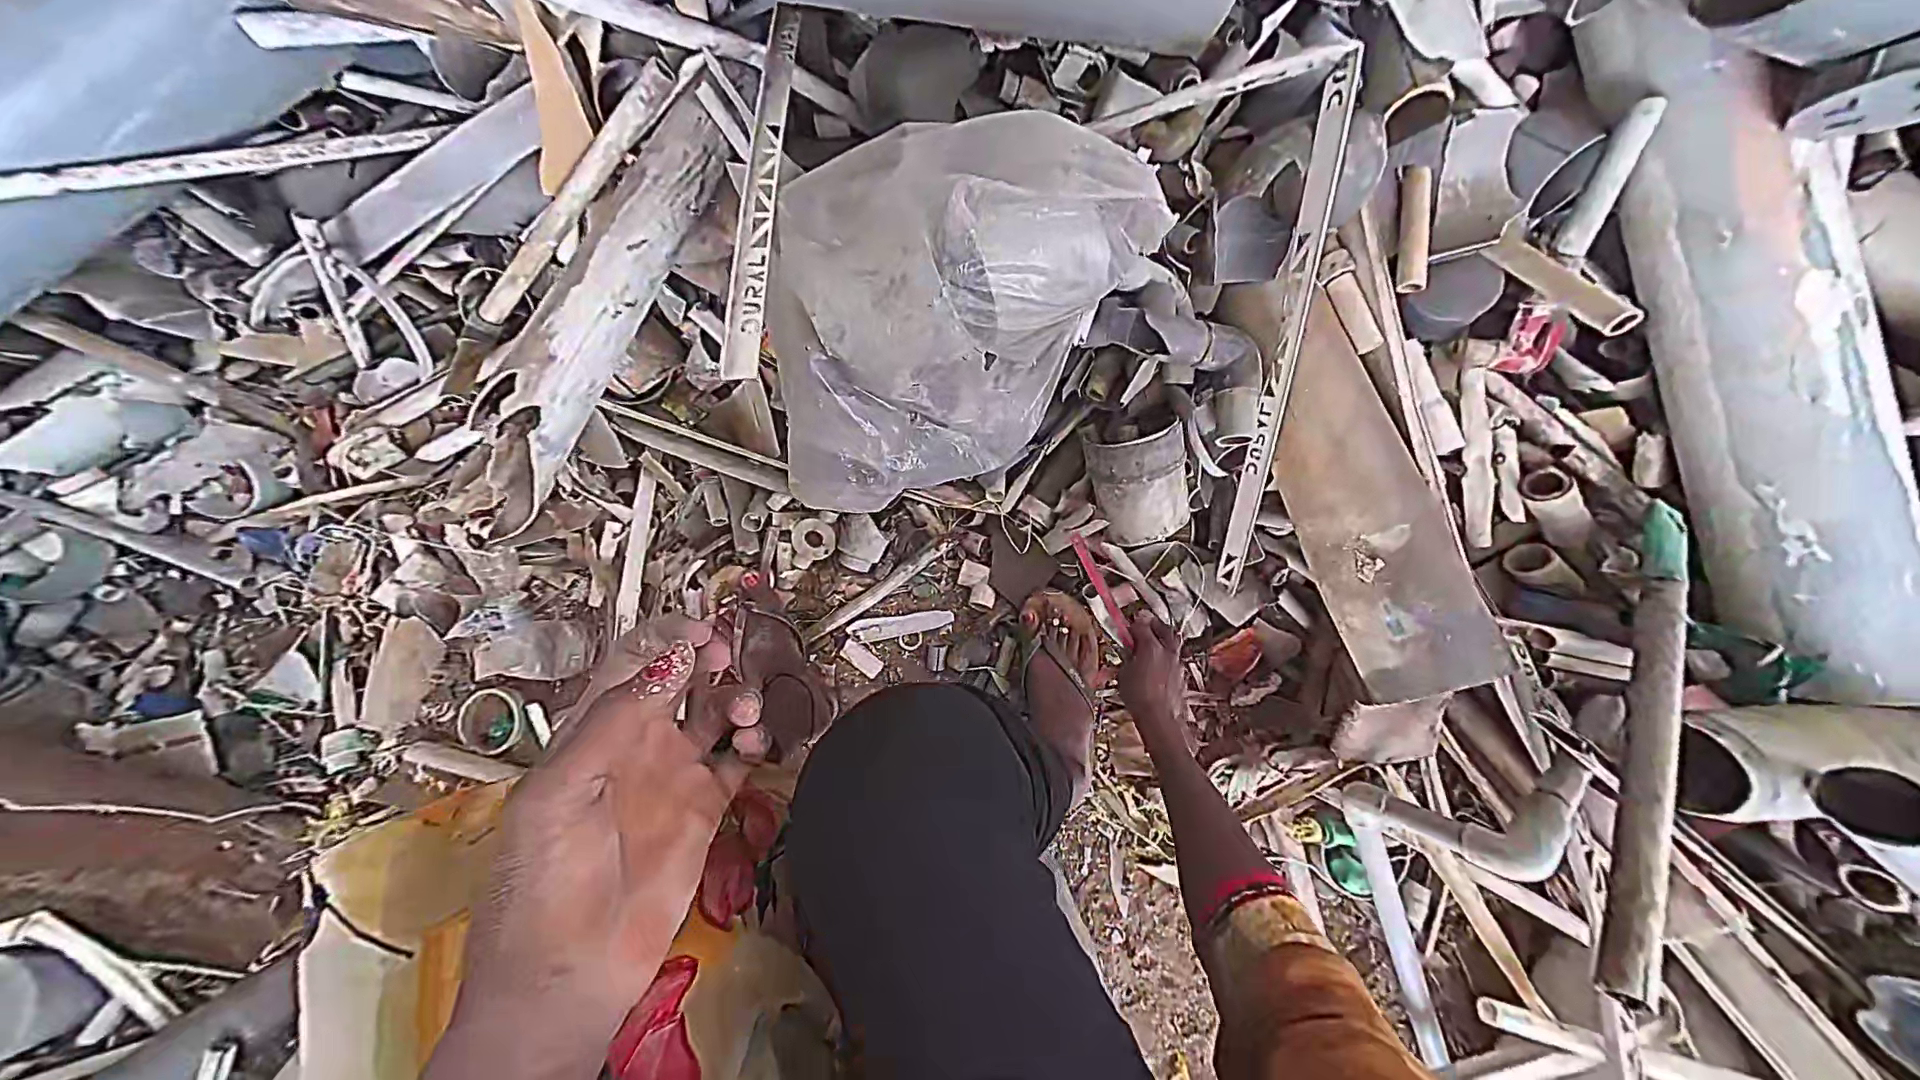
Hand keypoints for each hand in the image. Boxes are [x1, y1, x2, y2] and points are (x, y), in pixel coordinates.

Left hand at [428, 618, 765, 1079]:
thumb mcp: (559, 793)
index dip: (666, 638)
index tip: (701, 633)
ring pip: (715, 712)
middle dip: (708, 658)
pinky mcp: (704, 804)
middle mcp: (637, 742)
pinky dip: (755, 741)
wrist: (571, 976)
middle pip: (681, 678)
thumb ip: (614, 720)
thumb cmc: (543, 885)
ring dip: (736, 699)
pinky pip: (738, 757)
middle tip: (728, 659)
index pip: (633, 663)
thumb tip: (671, 660)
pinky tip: (757, 743)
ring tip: (746, 713)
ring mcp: (674, 772)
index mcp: (593, 731)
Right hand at [1117, 612, 1184, 744]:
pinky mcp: (1181, 677)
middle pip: (1163, 629)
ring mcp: (1177, 664)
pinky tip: (1158, 665)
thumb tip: (1128, 654)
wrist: (1160, 718)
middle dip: (1154, 624)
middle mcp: (1167, 652)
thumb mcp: (1123, 673)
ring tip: (1152, 644)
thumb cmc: (1140, 698)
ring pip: (1172, 644)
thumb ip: (1127, 658)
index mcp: (1151, 647)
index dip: (1132, 624)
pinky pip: (1174, 660)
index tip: (1127, 626)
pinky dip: (1166, 658)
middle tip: (1145, 624)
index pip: (1141, 625)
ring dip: (1162, 640)